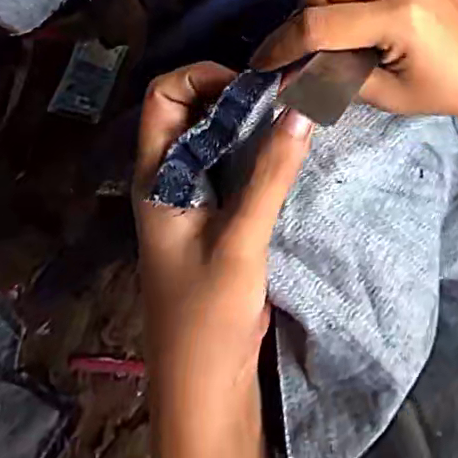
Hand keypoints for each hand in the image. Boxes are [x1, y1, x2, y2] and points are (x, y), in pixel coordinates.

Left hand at [132, 62, 314, 457]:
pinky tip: (288, 141)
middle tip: (279, 92)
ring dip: (248, 115)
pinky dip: (257, 140)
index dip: (202, 76)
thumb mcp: (242, 240)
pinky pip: (233, 156)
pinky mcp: (217, 208)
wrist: (206, 381)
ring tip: (290, 107)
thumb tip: (301, 109)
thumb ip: (271, 174)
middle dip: (232, 89)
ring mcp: (193, 192)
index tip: (249, 86)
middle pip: (190, 106)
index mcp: (156, 176)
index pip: (164, 95)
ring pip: (215, 131)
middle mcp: (169, 175)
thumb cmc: (208, 312)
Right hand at [251, 0, 457, 122]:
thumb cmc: (446, 90)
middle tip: (306, 47)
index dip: (282, 46)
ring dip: (322, 0)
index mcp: (399, 18)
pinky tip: (359, 22)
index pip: (319, 24)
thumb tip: (287, 76)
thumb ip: (332, 79)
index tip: (262, 65)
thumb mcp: (387, 95)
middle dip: (301, 11)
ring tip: (332, 36)